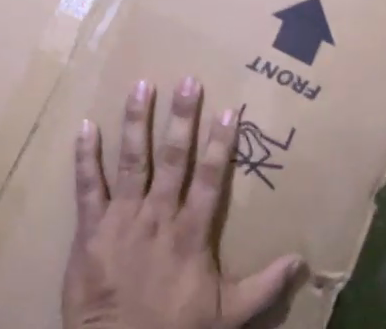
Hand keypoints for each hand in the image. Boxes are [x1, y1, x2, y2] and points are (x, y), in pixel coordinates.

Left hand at [66, 77, 303, 328]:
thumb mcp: (228, 315)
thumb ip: (264, 286)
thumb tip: (300, 261)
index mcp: (191, 233)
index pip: (209, 178)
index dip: (220, 144)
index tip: (228, 109)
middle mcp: (158, 216)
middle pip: (173, 159)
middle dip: (182, 118)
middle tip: (188, 81)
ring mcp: (122, 219)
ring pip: (132, 162)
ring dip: (137, 123)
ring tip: (142, 86)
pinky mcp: (90, 229)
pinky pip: (88, 187)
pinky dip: (85, 157)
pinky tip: (86, 126)